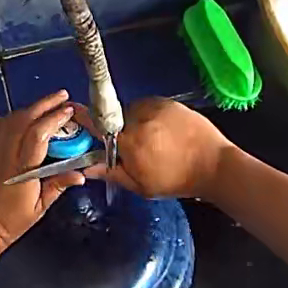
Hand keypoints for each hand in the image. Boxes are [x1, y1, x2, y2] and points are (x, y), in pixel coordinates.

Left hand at [0, 90, 82, 254]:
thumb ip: (58, 186)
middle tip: (62, 96)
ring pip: (10, 119)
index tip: (69, 110)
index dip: (54, 119)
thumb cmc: (9, 222)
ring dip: (30, 108)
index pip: (38, 134)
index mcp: (21, 169)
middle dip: (45, 104)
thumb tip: (80, 174)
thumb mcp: (39, 209)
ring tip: (47, 104)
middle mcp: (4, 154)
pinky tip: (18, 118)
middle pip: (24, 119)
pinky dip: (7, 117)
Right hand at [84, 97, 233, 198]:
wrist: (214, 165)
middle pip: (116, 118)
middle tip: (132, 145)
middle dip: (118, 129)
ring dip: (134, 121)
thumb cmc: (177, 179)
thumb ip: (113, 173)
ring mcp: (156, 108)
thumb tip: (86, 167)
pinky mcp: (169, 102)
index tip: (73, 113)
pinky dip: (150, 115)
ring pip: (133, 110)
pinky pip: (149, 106)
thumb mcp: (142, 185)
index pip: (97, 125)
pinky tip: (163, 130)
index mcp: (131, 143)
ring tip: (151, 138)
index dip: (83, 118)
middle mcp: (140, 119)